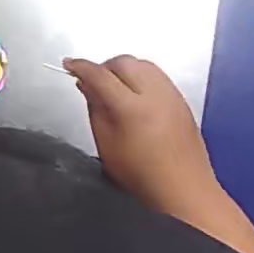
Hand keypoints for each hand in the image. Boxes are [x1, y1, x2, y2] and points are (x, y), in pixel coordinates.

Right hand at [64, 54, 220, 215]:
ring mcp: (171, 93)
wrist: (184, 189)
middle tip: (93, 82)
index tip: (68, 65)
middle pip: (123, 62)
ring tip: (114, 85)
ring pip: (142, 63)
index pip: (100, 75)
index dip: (81, 67)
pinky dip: (141, 74)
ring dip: (124, 68)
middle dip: (104, 67)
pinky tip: (135, 91)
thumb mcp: (107, 145)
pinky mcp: (181, 98)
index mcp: (131, 108)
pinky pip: (156, 74)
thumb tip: (86, 84)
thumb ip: (95, 109)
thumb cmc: (140, 175)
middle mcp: (154, 93)